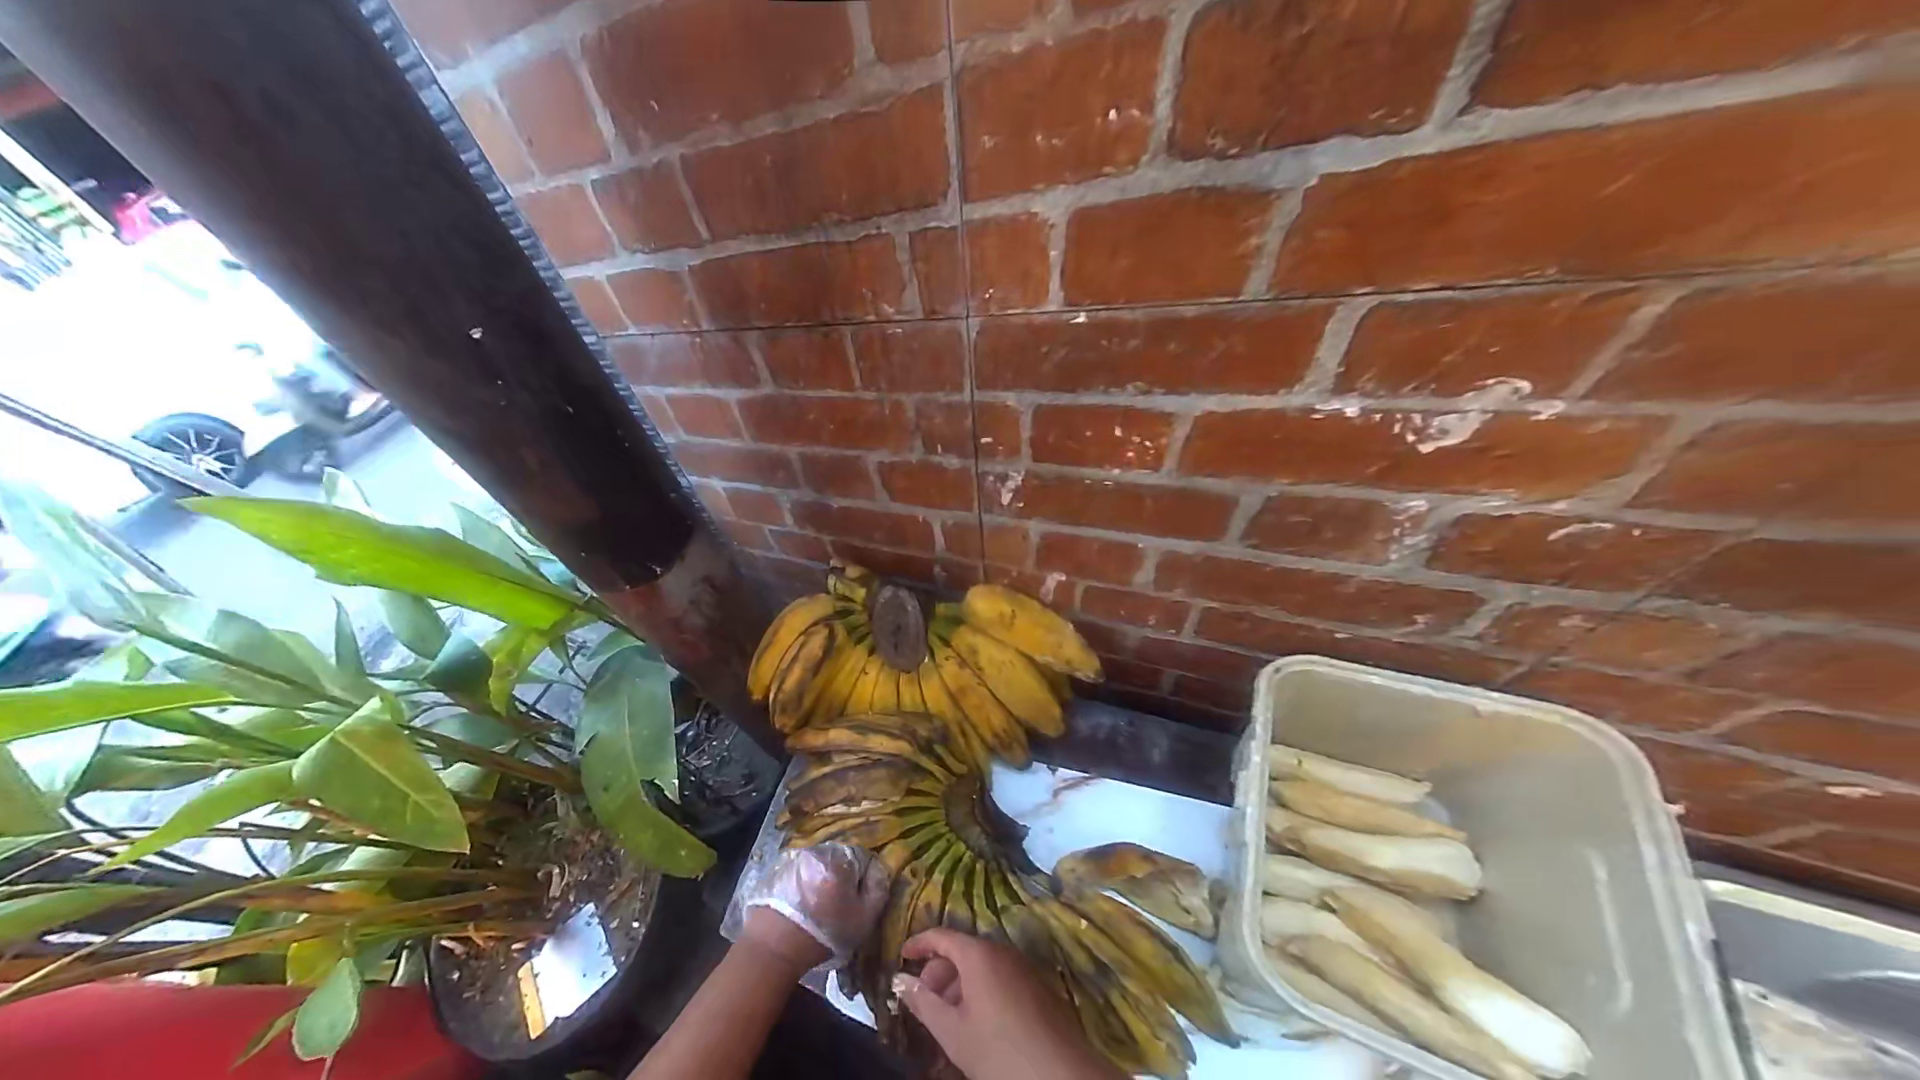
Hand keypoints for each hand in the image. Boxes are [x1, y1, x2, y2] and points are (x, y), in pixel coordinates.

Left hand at [740, 843, 890, 967]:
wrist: (772, 947)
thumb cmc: (824, 933)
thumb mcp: (864, 917)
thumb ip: (878, 887)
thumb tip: (879, 869)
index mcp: (841, 855)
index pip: (864, 859)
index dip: (863, 882)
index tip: (856, 902)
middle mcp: (817, 849)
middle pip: (838, 860)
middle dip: (840, 879)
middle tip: (836, 908)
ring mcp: (793, 857)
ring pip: (817, 867)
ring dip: (820, 881)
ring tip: (815, 909)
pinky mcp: (774, 870)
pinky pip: (797, 874)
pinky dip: (801, 886)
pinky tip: (797, 907)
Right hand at [896, 928, 1124, 1079]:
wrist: (1060, 1074)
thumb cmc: (998, 1050)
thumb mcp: (952, 1030)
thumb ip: (923, 1002)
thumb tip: (899, 978)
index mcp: (979, 954)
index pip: (942, 936)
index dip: (919, 943)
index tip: (902, 955)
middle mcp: (1002, 951)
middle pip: (962, 951)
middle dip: (939, 972)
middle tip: (923, 1001)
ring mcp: (1022, 967)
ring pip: (982, 966)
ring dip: (959, 985)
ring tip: (947, 1018)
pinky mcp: (1037, 986)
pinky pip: (1000, 977)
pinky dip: (981, 991)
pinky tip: (976, 1023)